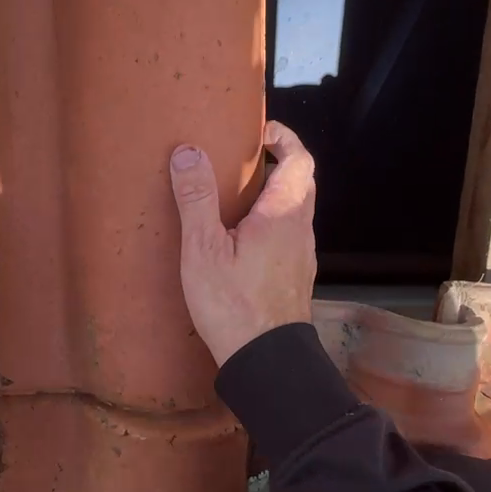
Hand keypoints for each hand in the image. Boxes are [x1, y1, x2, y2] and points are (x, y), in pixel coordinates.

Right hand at [170, 121, 317, 365]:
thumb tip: (188, 151)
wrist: (266, 360)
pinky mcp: (294, 276)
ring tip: (234, 197)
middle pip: (301, 182)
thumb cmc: (234, 303)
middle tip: (242, 160)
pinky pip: (287, 235)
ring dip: (272, 194)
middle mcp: (301, 230)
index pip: (299, 159)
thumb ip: (197, 199)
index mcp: (284, 213)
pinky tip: (240, 239)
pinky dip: (269, 221)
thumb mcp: (204, 249)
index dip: (284, 138)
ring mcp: (301, 255)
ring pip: (295, 210)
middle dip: (277, 163)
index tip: (259, 132)